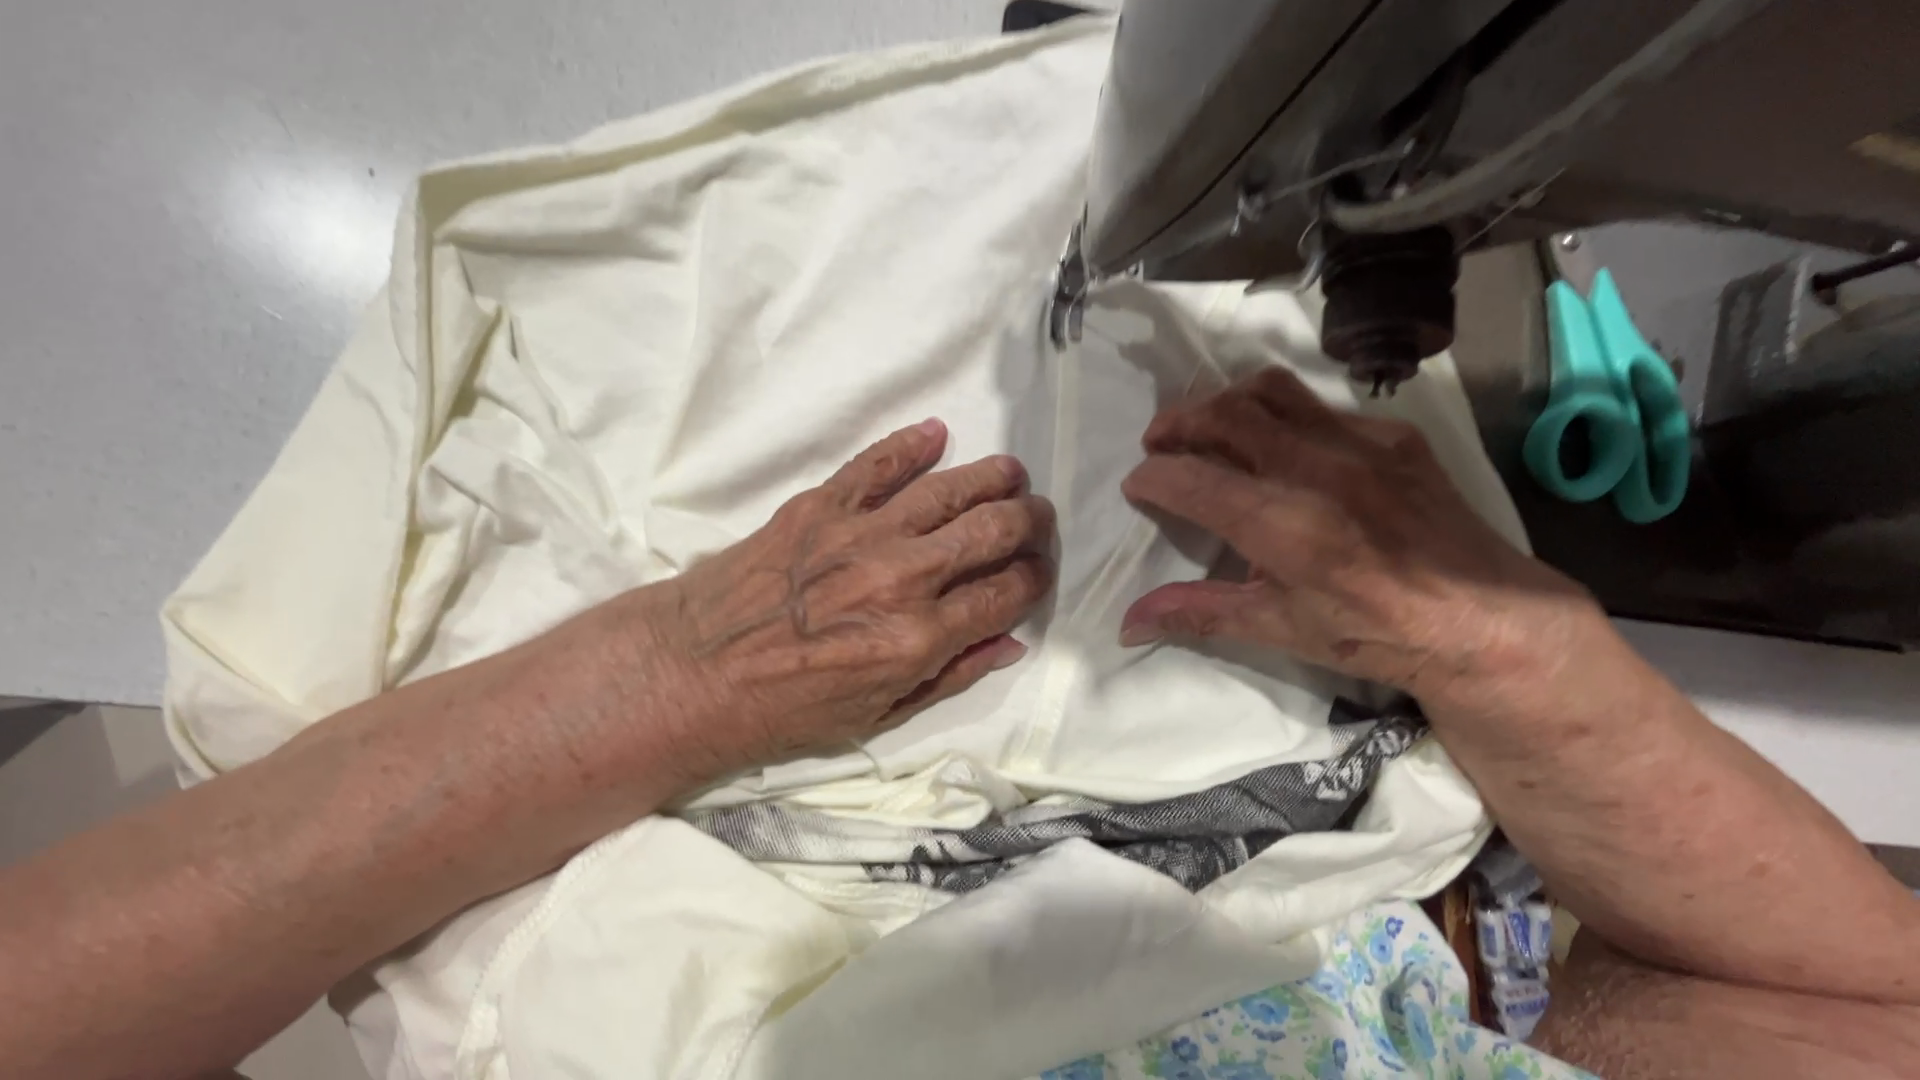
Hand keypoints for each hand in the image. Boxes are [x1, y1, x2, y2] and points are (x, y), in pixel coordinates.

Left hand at [615, 419, 1054, 782]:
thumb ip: (951, 675)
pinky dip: (911, 444)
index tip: (1038, 573)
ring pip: (948, 489)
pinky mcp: (820, 505)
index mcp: (917, 638)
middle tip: (1038, 517)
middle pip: (990, 531)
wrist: (693, 673)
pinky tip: (938, 434)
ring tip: (1011, 473)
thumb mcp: (879, 716)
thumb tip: (1011, 641)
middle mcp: (900, 578)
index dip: (1034, 579)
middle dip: (1030, 521)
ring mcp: (860, 534)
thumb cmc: (787, 708)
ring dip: (991, 476)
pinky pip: (877, 463)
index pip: (1005, 593)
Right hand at [1118, 367, 1593, 701]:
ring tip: (1207, 426)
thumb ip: (1199, 613)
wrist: (1487, 619)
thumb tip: (1128, 623)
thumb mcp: (1280, 630)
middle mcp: (1319, 471)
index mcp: (1286, 527)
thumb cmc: (1376, 633)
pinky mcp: (1394, 434)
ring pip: (1270, 391)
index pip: (1193, 480)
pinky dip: (1280, 417)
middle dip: (1176, 423)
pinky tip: (1280, 447)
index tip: (1137, 486)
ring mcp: (1361, 444)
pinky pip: (1318, 406)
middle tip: (1157, 443)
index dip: (1151, 478)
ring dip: (1224, 402)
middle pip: (1225, 413)